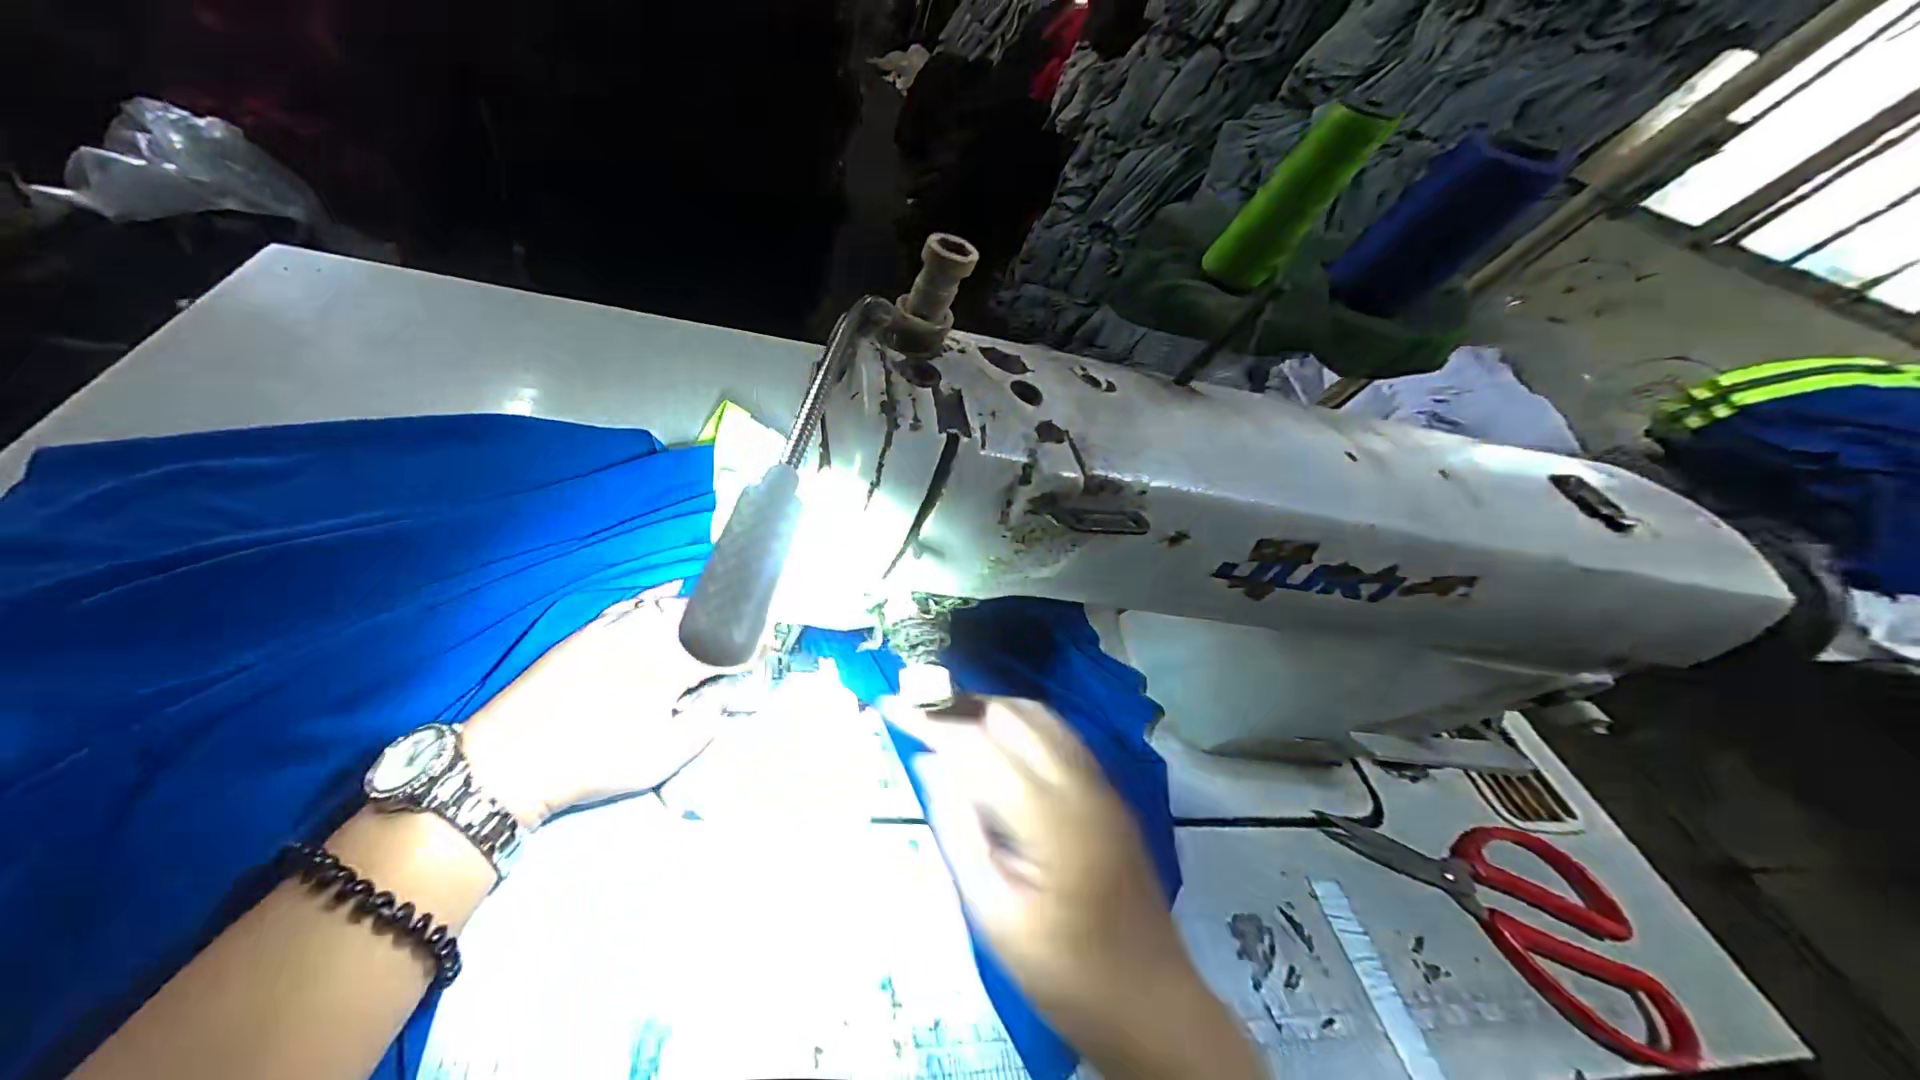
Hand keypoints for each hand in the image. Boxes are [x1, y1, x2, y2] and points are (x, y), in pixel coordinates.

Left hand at [460, 583, 740, 826]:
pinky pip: (633, 603)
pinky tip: (668, 592)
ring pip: (669, 605)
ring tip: (712, 625)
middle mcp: (647, 633)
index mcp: (670, 661)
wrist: (509, 760)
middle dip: (727, 628)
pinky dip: (657, 598)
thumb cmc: (594, 760)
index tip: (766, 656)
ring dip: (698, 612)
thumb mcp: (661, 757)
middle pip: (702, 616)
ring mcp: (615, 627)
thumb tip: (722, 702)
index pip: (726, 647)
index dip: (752, 651)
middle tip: (741, 645)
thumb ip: (704, 725)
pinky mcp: (589, 631)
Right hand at [889, 696, 1262, 1078]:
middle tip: (914, 711)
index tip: (891, 703)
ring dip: (990, 708)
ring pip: (1040, 715)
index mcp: (1049, 817)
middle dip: (959, 705)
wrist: (1153, 1002)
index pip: (978, 742)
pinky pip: (1060, 734)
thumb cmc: (1066, 974)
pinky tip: (998, 738)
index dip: (930, 719)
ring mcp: (1100, 784)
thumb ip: (960, 832)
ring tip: (947, 719)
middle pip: (1012, 714)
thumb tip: (930, 763)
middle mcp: (1079, 784)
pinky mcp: (1109, 792)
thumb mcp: (995, 915)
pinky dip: (1021, 722)